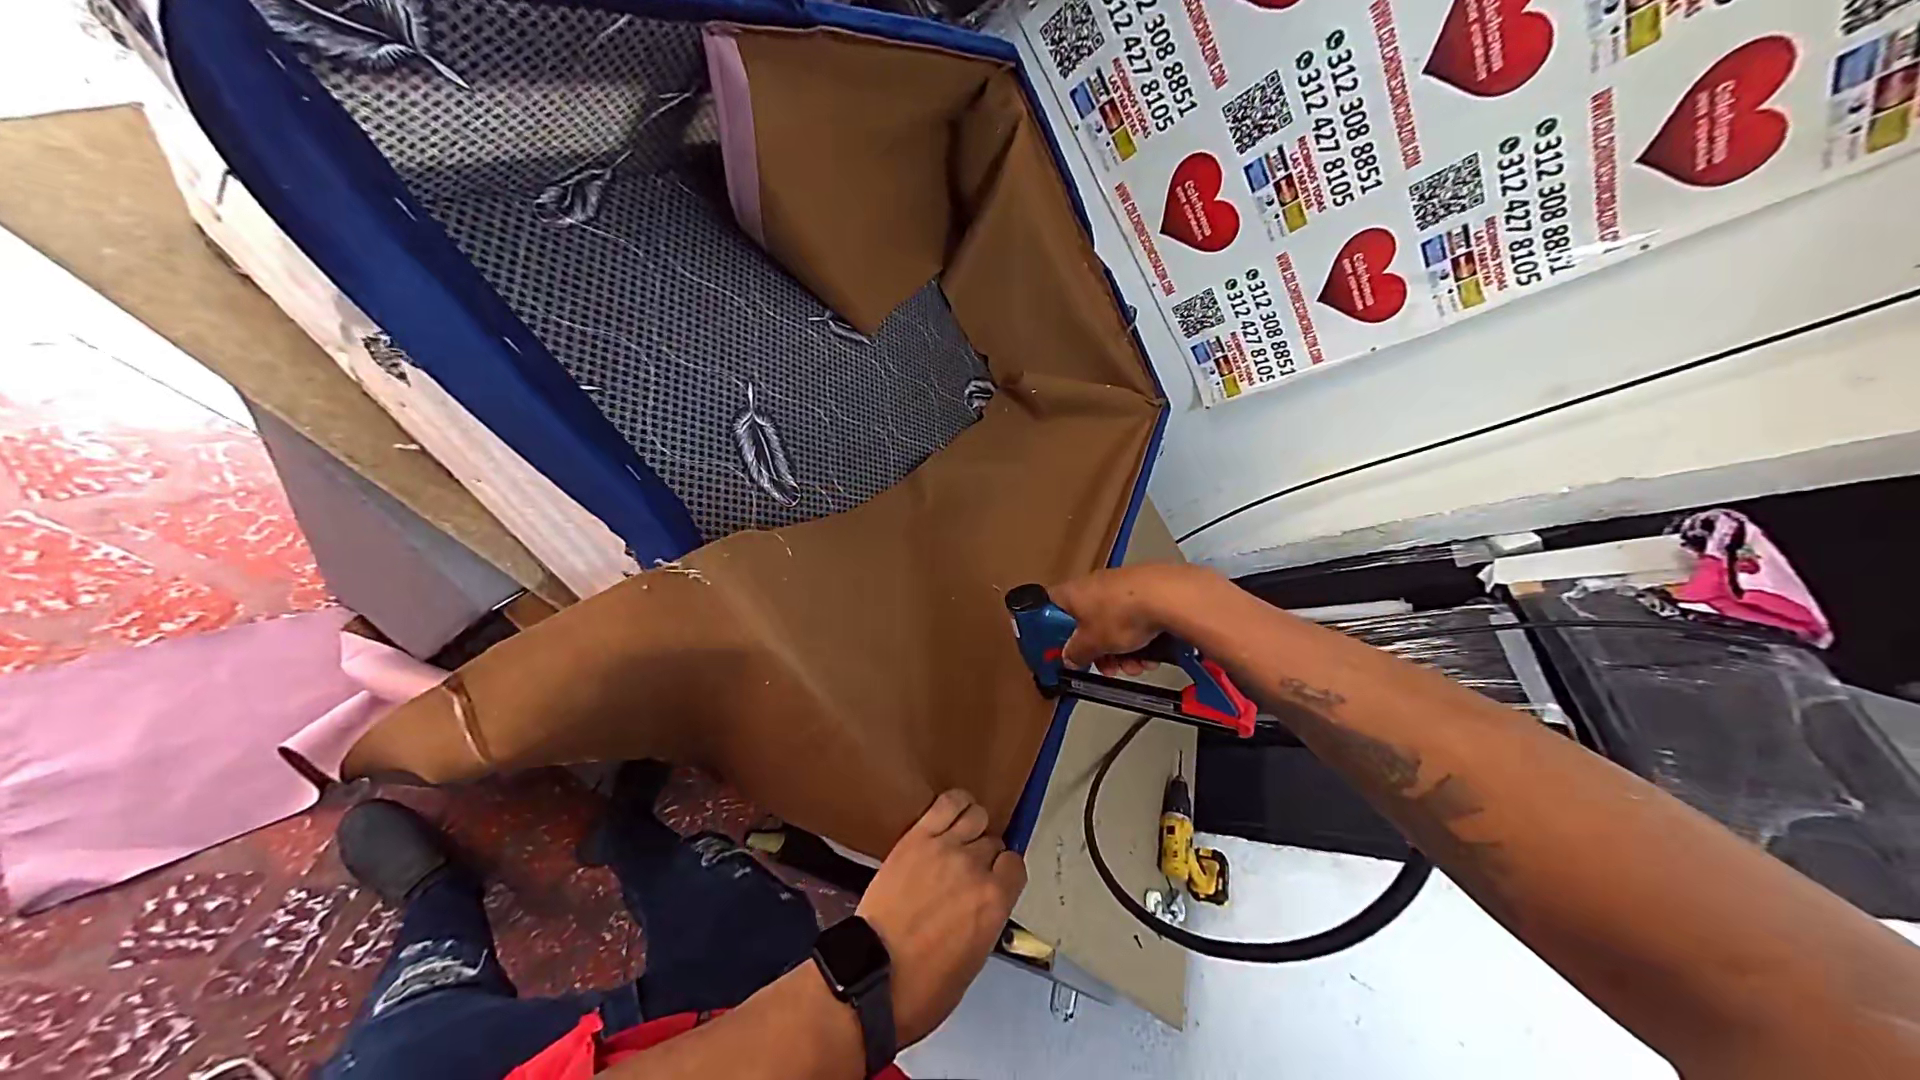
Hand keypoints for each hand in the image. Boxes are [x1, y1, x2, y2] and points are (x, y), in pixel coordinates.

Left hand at [857, 790, 1026, 1044]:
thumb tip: (985, 901)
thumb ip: (987, 918)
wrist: (873, 976)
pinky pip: (947, 803)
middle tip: (968, 870)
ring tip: (961, 839)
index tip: (995, 878)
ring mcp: (945, 847)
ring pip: (976, 816)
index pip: (1015, 864)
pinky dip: (956, 802)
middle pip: (993, 842)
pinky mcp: (917, 837)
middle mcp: (974, 867)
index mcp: (995, 901)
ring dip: (973, 827)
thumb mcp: (974, 960)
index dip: (1004, 872)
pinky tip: (954, 811)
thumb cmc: (922, 984)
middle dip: (985, 856)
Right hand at [1050, 563, 1221, 672]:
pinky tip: (1149, 655)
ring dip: (1121, 651)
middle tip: (1105, 667)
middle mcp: (1093, 586)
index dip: (1051, 632)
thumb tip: (1070, 657)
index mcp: (1072, 592)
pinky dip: (1139, 641)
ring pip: (1112, 626)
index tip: (1059, 651)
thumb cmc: (1124, 612)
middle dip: (1096, 651)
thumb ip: (1076, 652)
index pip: (1049, 609)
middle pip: (1085, 624)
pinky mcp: (1144, 593)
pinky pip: (1133, 622)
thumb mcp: (1092, 643)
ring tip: (1133, 665)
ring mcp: (1120, 588)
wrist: (1169, 597)